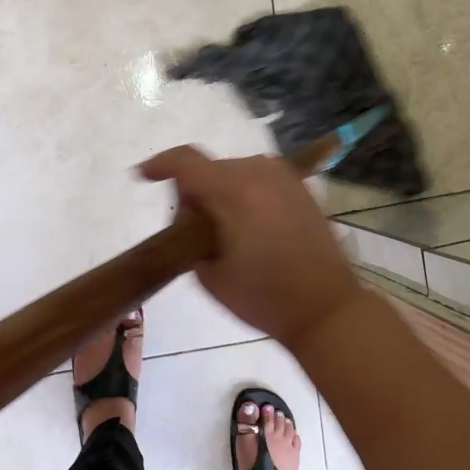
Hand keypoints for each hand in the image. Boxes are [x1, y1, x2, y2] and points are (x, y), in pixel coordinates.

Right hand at [139, 145, 361, 347]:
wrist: (325, 307)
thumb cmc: (263, 297)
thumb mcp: (209, 274)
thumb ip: (190, 233)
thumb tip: (194, 214)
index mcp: (234, 190)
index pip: (186, 161)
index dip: (160, 165)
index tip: (144, 176)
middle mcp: (260, 172)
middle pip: (212, 169)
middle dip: (195, 192)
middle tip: (192, 232)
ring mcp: (285, 178)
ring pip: (237, 173)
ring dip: (222, 193)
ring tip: (225, 233)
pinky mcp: (302, 188)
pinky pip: (260, 181)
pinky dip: (246, 196)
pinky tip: (250, 228)